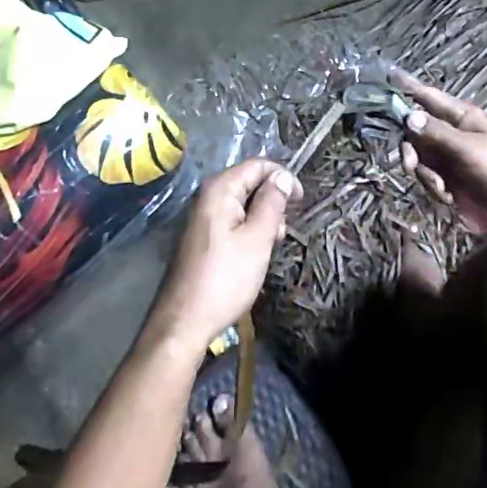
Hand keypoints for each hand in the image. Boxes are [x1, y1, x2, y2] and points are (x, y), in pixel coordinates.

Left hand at [148, 158, 302, 350]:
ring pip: (244, 203)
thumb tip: (283, 176)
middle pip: (250, 182)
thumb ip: (272, 202)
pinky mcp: (204, 236)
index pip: (258, 165)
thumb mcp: (258, 238)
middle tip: (284, 228)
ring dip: (264, 217)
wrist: (185, 322)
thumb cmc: (226, 277)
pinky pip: (234, 220)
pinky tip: (257, 251)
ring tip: (273, 242)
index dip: (283, 177)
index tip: (301, 201)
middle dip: (273, 199)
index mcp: (219, 189)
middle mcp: (208, 196)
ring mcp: (204, 216)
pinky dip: (250, 229)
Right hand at [393, 74, 486, 225]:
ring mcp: (453, 153)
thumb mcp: (467, 150)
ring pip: (423, 158)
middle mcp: (453, 130)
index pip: (427, 96)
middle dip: (414, 154)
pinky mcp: (454, 174)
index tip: (386, 78)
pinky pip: (433, 176)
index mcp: (460, 116)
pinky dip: (437, 188)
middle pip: (416, 133)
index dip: (406, 88)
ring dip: (428, 177)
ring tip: (445, 192)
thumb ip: (436, 133)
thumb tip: (408, 116)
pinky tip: (450, 198)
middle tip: (414, 169)